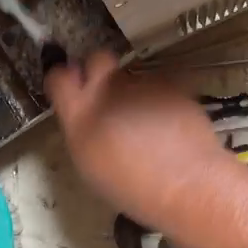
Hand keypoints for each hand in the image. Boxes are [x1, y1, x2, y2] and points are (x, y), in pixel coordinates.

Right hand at [44, 52, 236, 226]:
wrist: (188, 184)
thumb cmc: (134, 188)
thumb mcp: (91, 164)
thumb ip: (81, 129)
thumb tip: (80, 112)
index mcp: (80, 115)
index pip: (58, 77)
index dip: (64, 78)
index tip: (70, 87)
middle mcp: (108, 90)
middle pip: (97, 60)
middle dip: (99, 70)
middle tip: (107, 97)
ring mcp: (143, 84)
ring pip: (131, 74)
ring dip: (132, 90)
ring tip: (146, 122)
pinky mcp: (172, 85)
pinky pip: (158, 84)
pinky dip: (158, 98)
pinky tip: (168, 124)